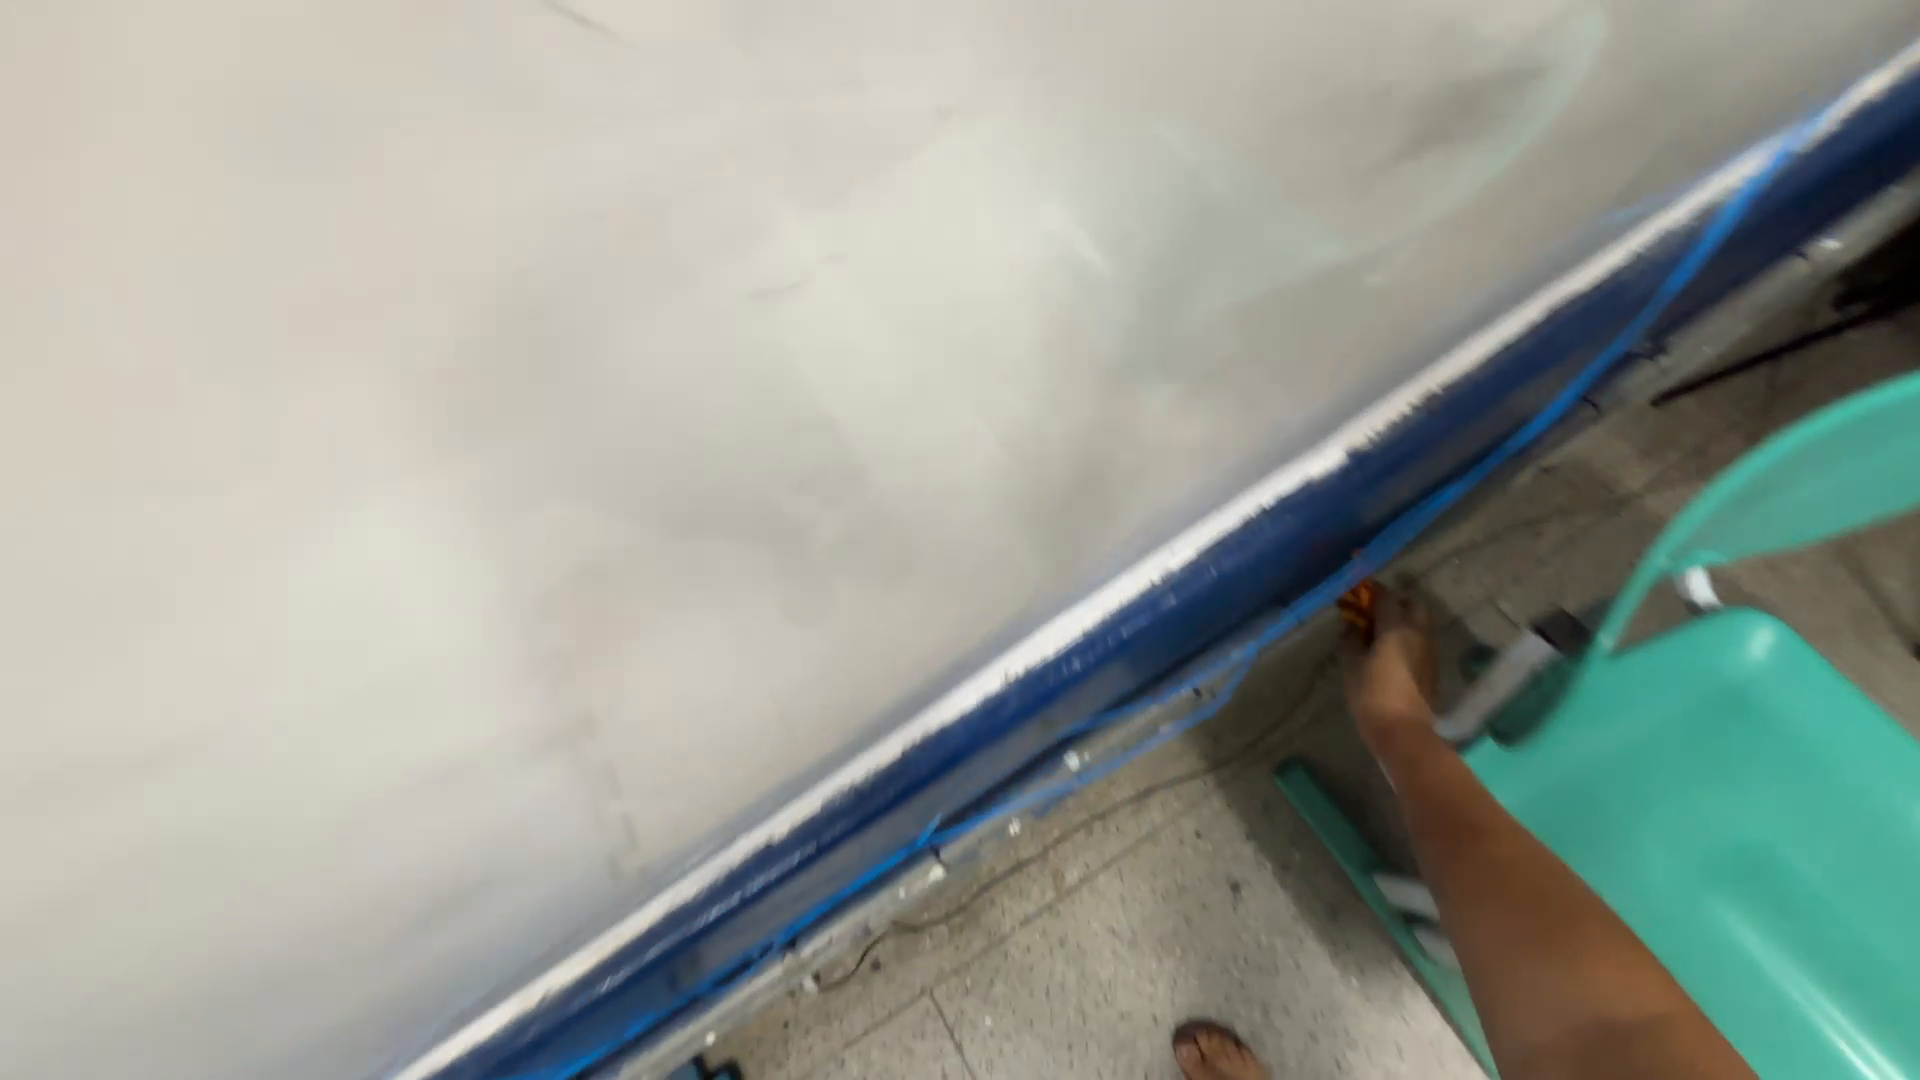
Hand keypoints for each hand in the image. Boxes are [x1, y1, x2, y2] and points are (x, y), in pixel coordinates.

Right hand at [1341, 585, 1440, 756]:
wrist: (1404, 730)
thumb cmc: (1371, 694)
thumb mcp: (1351, 665)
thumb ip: (1351, 640)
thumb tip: (1353, 627)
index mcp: (1396, 627)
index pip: (1387, 597)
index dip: (1372, 591)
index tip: (1359, 592)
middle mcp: (1418, 633)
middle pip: (1413, 605)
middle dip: (1396, 602)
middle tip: (1375, 611)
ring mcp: (1429, 651)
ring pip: (1421, 623)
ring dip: (1404, 620)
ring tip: (1381, 632)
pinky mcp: (1433, 668)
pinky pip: (1421, 641)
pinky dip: (1409, 637)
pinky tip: (1392, 652)